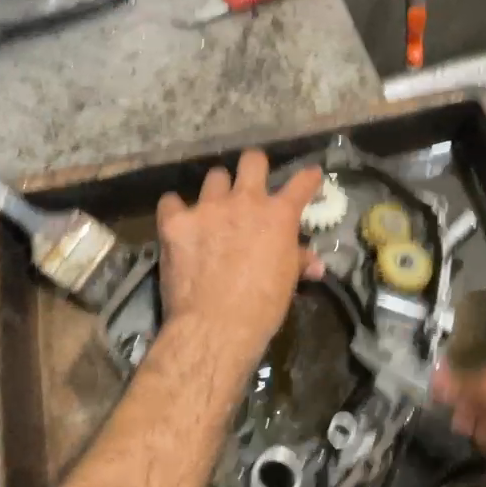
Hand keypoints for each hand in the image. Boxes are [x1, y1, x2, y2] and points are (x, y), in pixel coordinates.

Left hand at [155, 150, 324, 372]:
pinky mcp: (176, 221)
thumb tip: (314, 264)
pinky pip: (171, 202)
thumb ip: (298, 262)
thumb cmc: (262, 307)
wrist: (216, 326)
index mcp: (278, 216)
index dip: (308, 178)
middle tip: (251, 182)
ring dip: (217, 191)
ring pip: (214, 177)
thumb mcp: (287, 283)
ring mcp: (208, 208)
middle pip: (252, 160)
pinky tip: (177, 224)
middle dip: (254, 166)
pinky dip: (175, 211)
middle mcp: (245, 201)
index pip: (301, 183)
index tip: (309, 177)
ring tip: (213, 210)